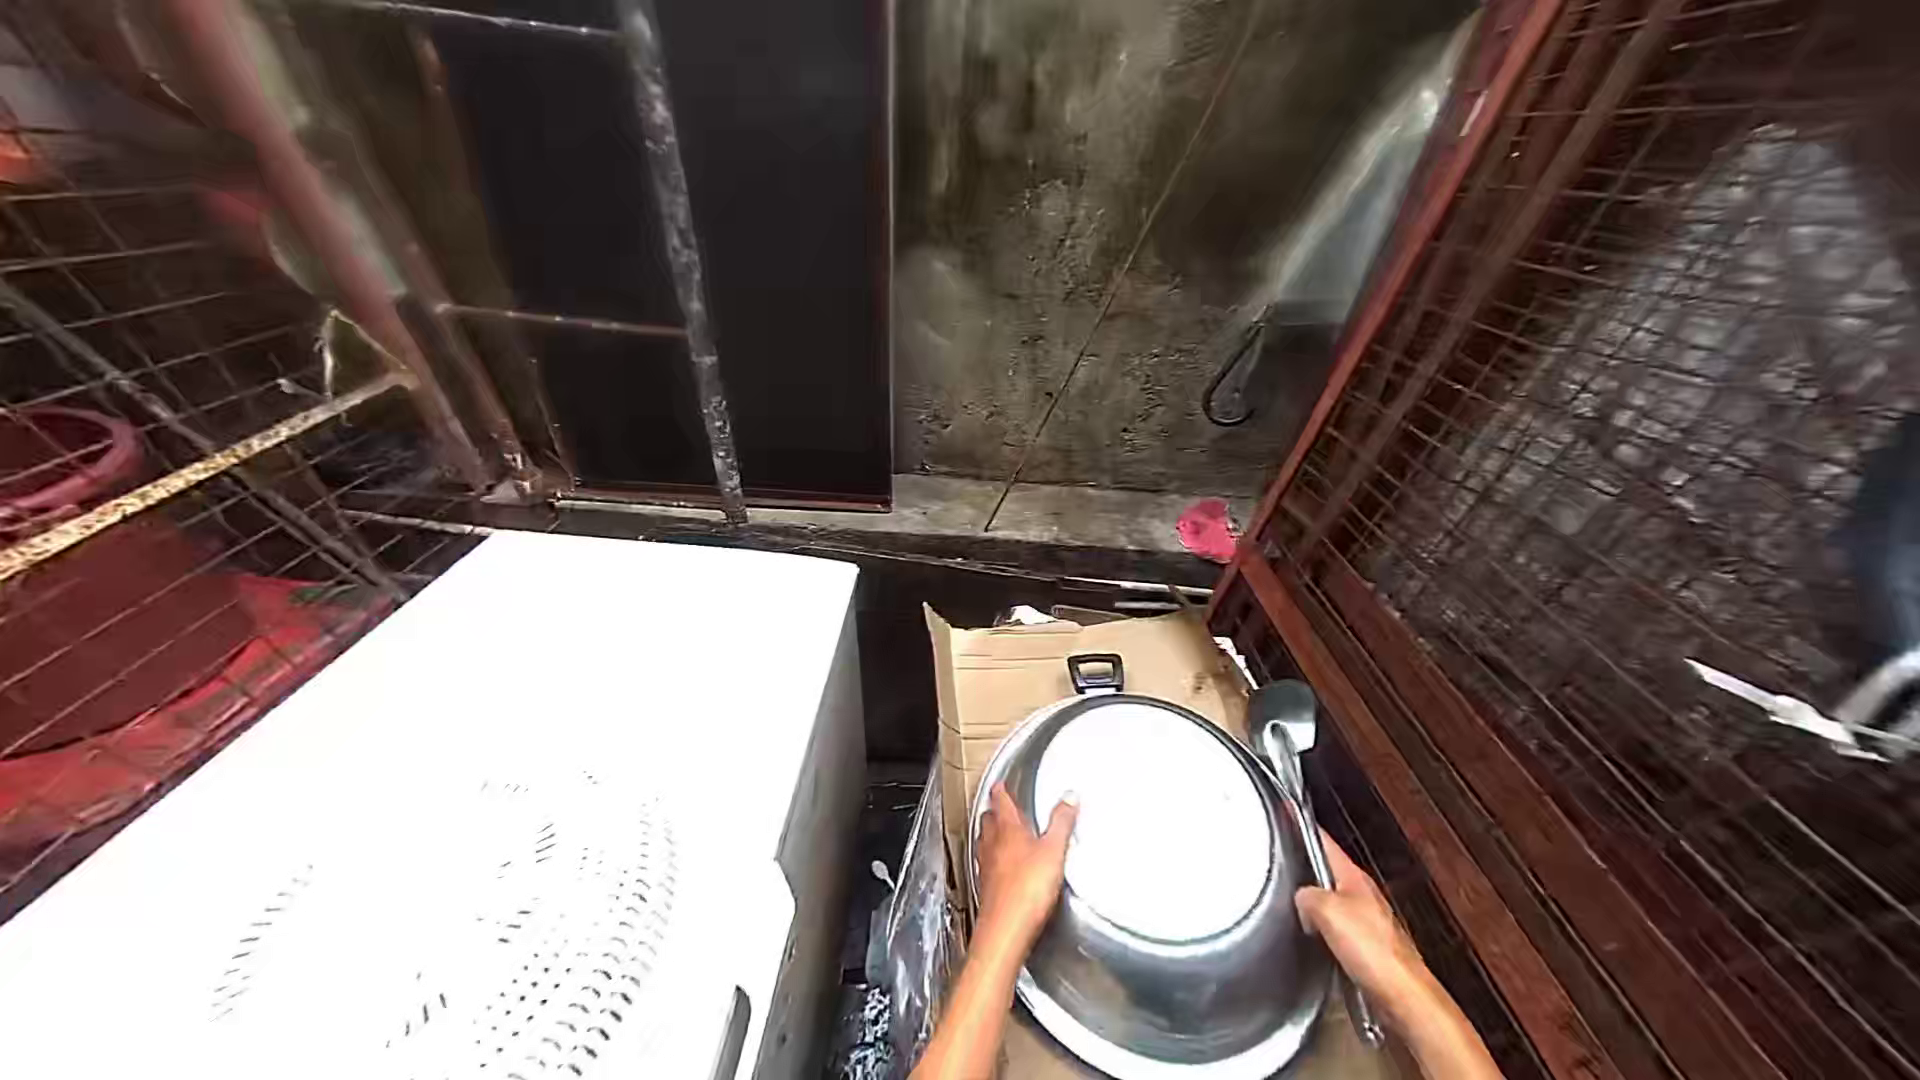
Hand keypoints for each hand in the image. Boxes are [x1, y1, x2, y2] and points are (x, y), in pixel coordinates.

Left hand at [975, 782, 1076, 952]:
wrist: (1005, 930)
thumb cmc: (1027, 888)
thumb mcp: (1053, 851)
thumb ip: (1062, 823)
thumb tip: (1069, 797)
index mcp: (1007, 829)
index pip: (1000, 802)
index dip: (1000, 792)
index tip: (1000, 785)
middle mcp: (992, 844)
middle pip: (989, 820)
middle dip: (995, 811)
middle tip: (1001, 806)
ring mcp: (987, 866)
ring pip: (985, 841)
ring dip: (992, 833)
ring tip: (1000, 832)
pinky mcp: (987, 888)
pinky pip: (987, 864)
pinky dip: (993, 857)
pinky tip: (1001, 866)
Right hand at [1294, 830, 1435, 1029]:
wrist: (1405, 998)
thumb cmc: (1374, 952)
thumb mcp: (1325, 910)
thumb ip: (1306, 895)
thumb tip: (1302, 900)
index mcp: (1355, 878)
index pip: (1324, 841)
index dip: (1303, 825)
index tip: (1289, 810)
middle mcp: (1364, 895)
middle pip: (1327, 872)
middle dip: (1306, 870)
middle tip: (1283, 866)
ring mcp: (1369, 921)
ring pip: (1332, 902)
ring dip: (1315, 906)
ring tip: (1297, 910)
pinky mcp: (1370, 947)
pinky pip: (1338, 928)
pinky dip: (1325, 931)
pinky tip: (1317, 940)